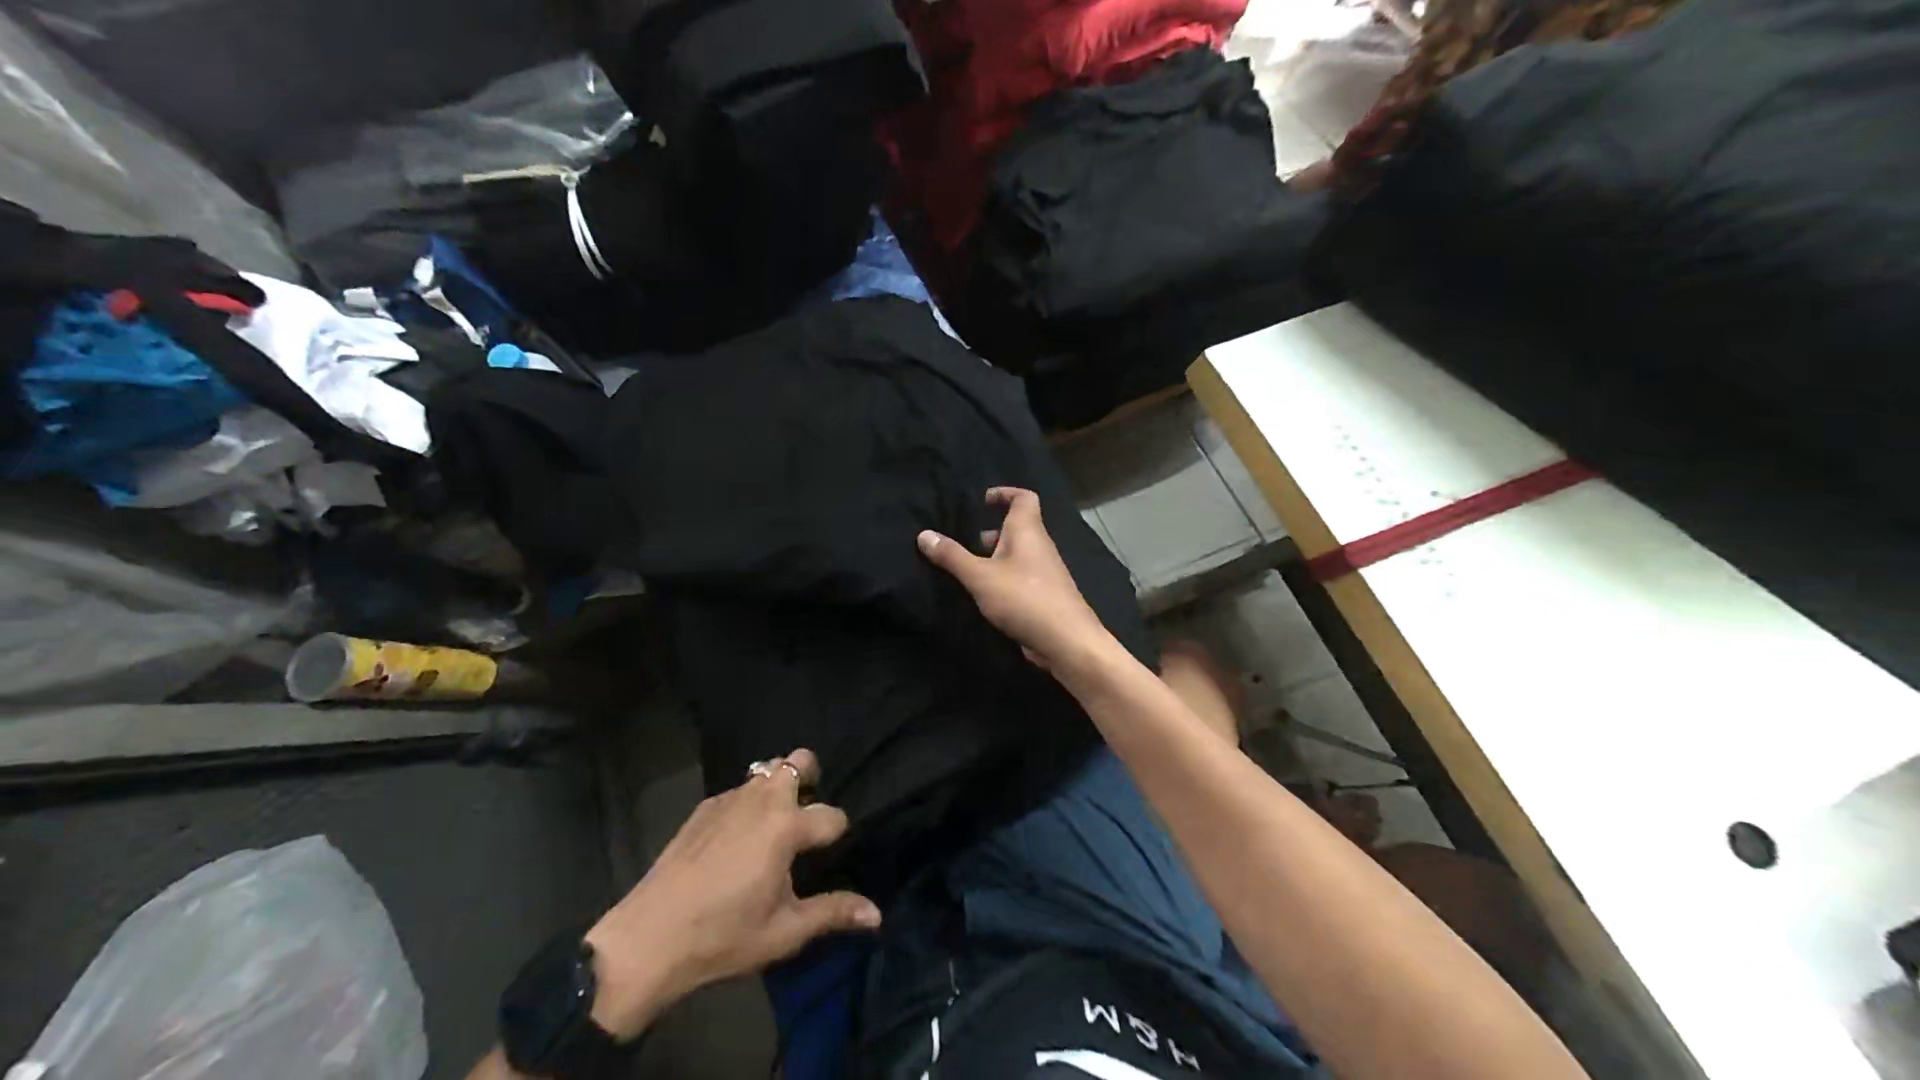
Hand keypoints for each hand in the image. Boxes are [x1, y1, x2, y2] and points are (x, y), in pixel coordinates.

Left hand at [582, 749, 879, 1037]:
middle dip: (812, 777)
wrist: (647, 939)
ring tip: (777, 823)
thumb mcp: (785, 932)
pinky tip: (738, 837)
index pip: (832, 815)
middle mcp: (761, 801)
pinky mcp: (703, 809)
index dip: (838, 834)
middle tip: (808, 814)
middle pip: (799, 761)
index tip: (830, 855)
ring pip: (766, 769)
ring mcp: (728, 800)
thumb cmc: (723, 936)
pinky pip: (738, 789)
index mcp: (786, 828)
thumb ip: (833, 913)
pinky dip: (749, 801)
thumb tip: (877, 914)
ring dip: (779, 785)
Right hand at [917, 487, 1115, 675]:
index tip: (981, 501)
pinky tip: (982, 594)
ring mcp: (1044, 573)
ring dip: (992, 558)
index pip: (1023, 498)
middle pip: (1015, 528)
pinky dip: (1000, 579)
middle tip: (961, 541)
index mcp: (1028, 531)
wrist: (1066, 641)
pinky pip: (1018, 578)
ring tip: (965, 569)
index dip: (1004, 493)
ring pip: (1015, 556)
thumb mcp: (980, 577)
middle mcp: (1038, 547)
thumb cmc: (1024, 599)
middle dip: (989, 532)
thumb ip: (952, 556)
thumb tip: (924, 534)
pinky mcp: (1042, 596)